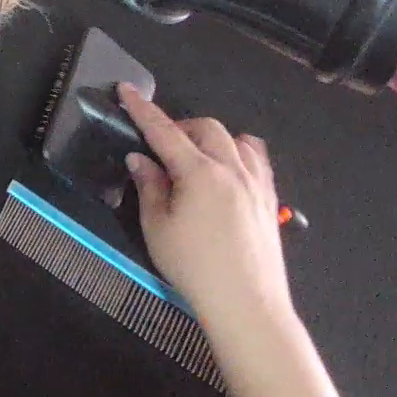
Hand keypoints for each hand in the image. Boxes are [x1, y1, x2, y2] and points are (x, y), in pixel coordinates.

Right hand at [117, 83, 292, 327]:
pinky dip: (240, 154)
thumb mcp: (156, 227)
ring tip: (196, 157)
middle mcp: (231, 170)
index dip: (142, 109)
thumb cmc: (193, 267)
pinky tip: (227, 170)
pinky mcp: (270, 202)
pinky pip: (258, 161)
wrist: (248, 306)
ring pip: (237, 140)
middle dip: (180, 127)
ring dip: (212, 138)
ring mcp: (256, 185)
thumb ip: (149, 186)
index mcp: (199, 172)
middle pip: (206, 128)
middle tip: (161, 148)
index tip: (126, 89)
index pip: (164, 130)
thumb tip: (141, 159)